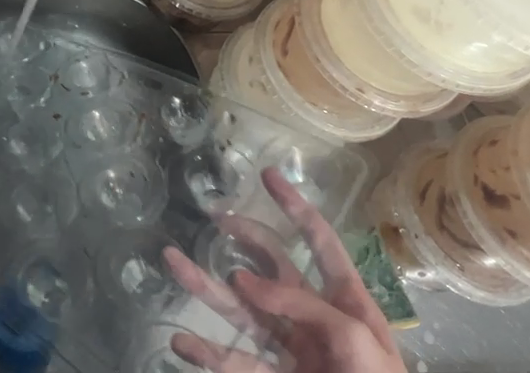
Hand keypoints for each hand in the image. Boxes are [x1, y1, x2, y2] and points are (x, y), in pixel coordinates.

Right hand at [162, 167, 404, 372]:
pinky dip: (206, 354)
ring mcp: (291, 350)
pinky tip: (181, 344)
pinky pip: (234, 362)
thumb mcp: (357, 341)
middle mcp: (313, 318)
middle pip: (271, 266)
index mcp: (346, 302)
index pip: (320, 242)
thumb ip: (302, 305)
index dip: (296, 207)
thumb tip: (239, 280)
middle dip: (243, 238)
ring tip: (172, 260)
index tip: (267, 175)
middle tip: (216, 218)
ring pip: (239, 309)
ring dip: (204, 286)